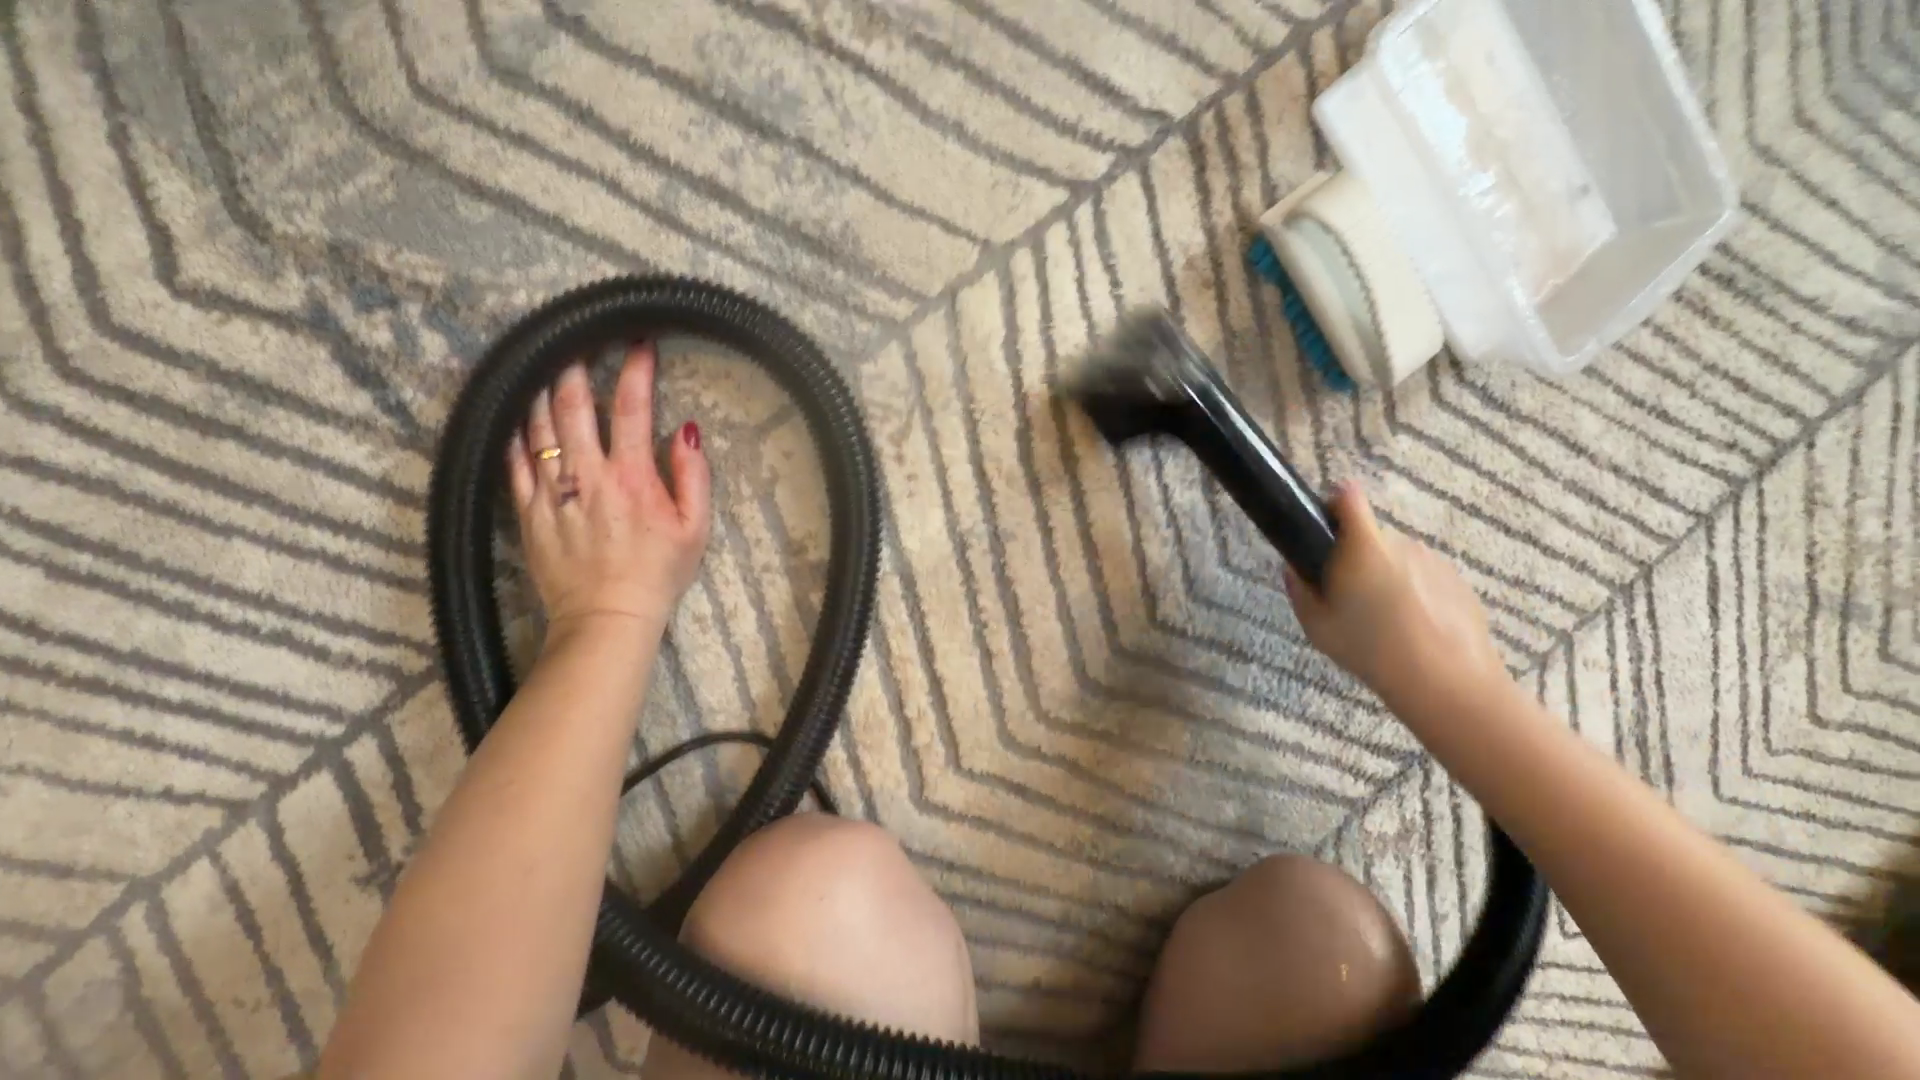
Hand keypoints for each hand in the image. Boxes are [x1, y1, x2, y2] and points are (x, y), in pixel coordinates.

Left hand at [507, 341, 710, 642]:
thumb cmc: (658, 573)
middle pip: (572, 406)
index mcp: (633, 478)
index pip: (633, 408)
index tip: (639, 344)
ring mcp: (553, 492)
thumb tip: (685, 431)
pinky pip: (513, 462)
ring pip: (537, 427)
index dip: (636, 370)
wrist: (608, 617)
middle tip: (576, 346)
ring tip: (543, 369)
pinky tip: (514, 414)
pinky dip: (513, 433)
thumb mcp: (696, 528)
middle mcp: (588, 476)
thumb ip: (693, 477)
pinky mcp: (529, 512)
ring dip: (540, 392)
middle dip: (575, 368)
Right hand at [1284, 485, 1507, 709]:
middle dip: (1358, 557)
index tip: (1325, 532)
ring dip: (1388, 577)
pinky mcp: (1458, 581)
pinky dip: (1416, 594)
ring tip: (1385, 621)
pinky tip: (1414, 630)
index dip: (1333, 506)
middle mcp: (1401, 543)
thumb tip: (1293, 568)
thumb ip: (1300, 590)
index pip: (1348, 496)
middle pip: (1372, 536)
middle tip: (1350, 598)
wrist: (1446, 681)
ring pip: (1399, 559)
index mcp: (1363, 546)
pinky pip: (1426, 578)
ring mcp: (1434, 560)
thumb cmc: (1371, 649)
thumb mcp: (1317, 627)